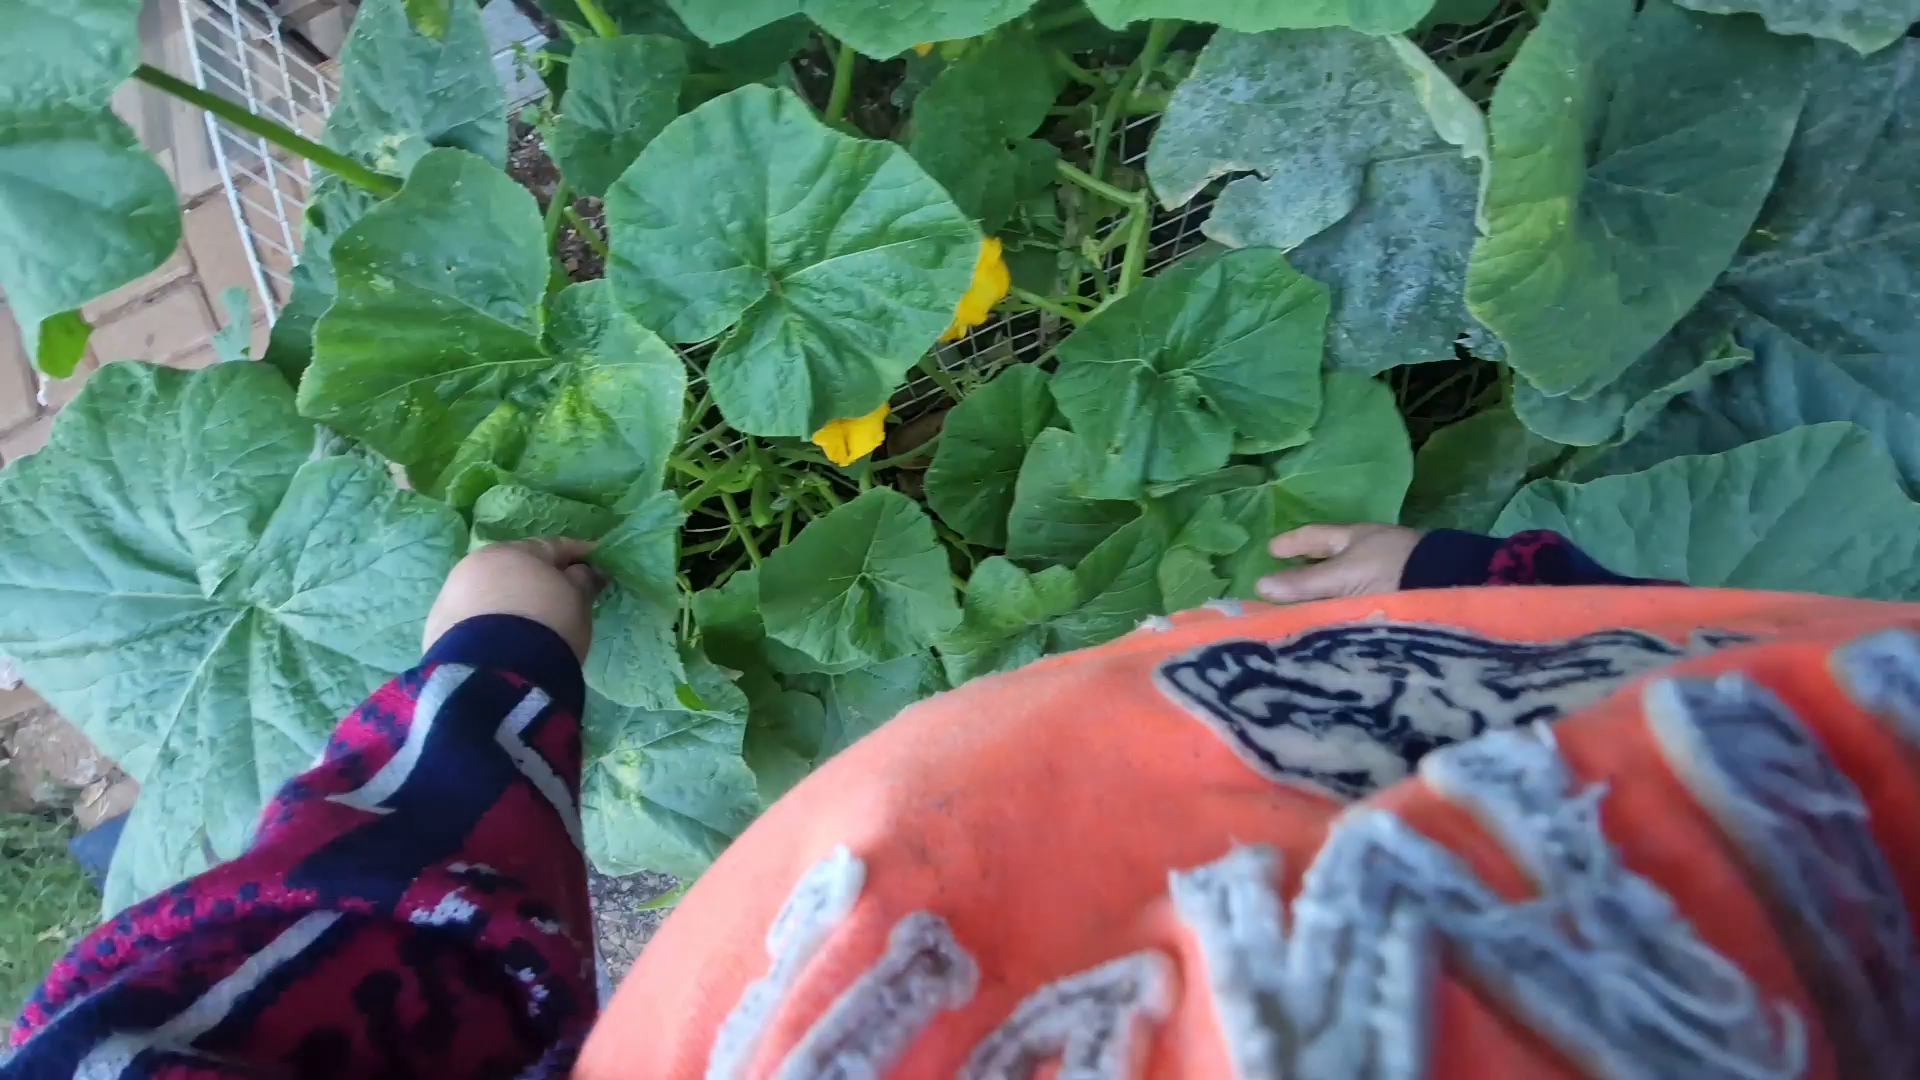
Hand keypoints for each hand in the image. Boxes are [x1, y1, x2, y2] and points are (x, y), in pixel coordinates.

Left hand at [423, 538, 605, 660]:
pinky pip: (475, 617)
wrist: (496, 671)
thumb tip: (584, 572)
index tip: (596, 563)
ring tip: (534, 619)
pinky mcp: (437, 628)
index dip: (578, 554)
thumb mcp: (578, 599)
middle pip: (516, 566)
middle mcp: (475, 565)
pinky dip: (493, 622)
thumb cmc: (548, 622)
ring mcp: (451, 596)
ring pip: (491, 591)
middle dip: (540, 576)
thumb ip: (583, 580)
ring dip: (513, 599)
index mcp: (513, 551)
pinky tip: (508, 637)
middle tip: (564, 592)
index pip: (553, 546)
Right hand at [1255, 524, 1422, 603]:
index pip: (1314, 537)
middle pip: (1328, 558)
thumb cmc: (1391, 569)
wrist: (1450, 586)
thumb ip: (1303, 584)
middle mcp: (1367, 552)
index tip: (1270, 551)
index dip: (1291, 543)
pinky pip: (1356, 598)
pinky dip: (1340, 604)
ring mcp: (1383, 574)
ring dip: (1322, 589)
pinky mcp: (1395, 595)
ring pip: (1342, 580)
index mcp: (1353, 538)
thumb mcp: (1342, 577)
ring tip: (1301, 603)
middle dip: (1305, 567)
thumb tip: (1259, 587)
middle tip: (1281, 577)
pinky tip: (1330, 615)